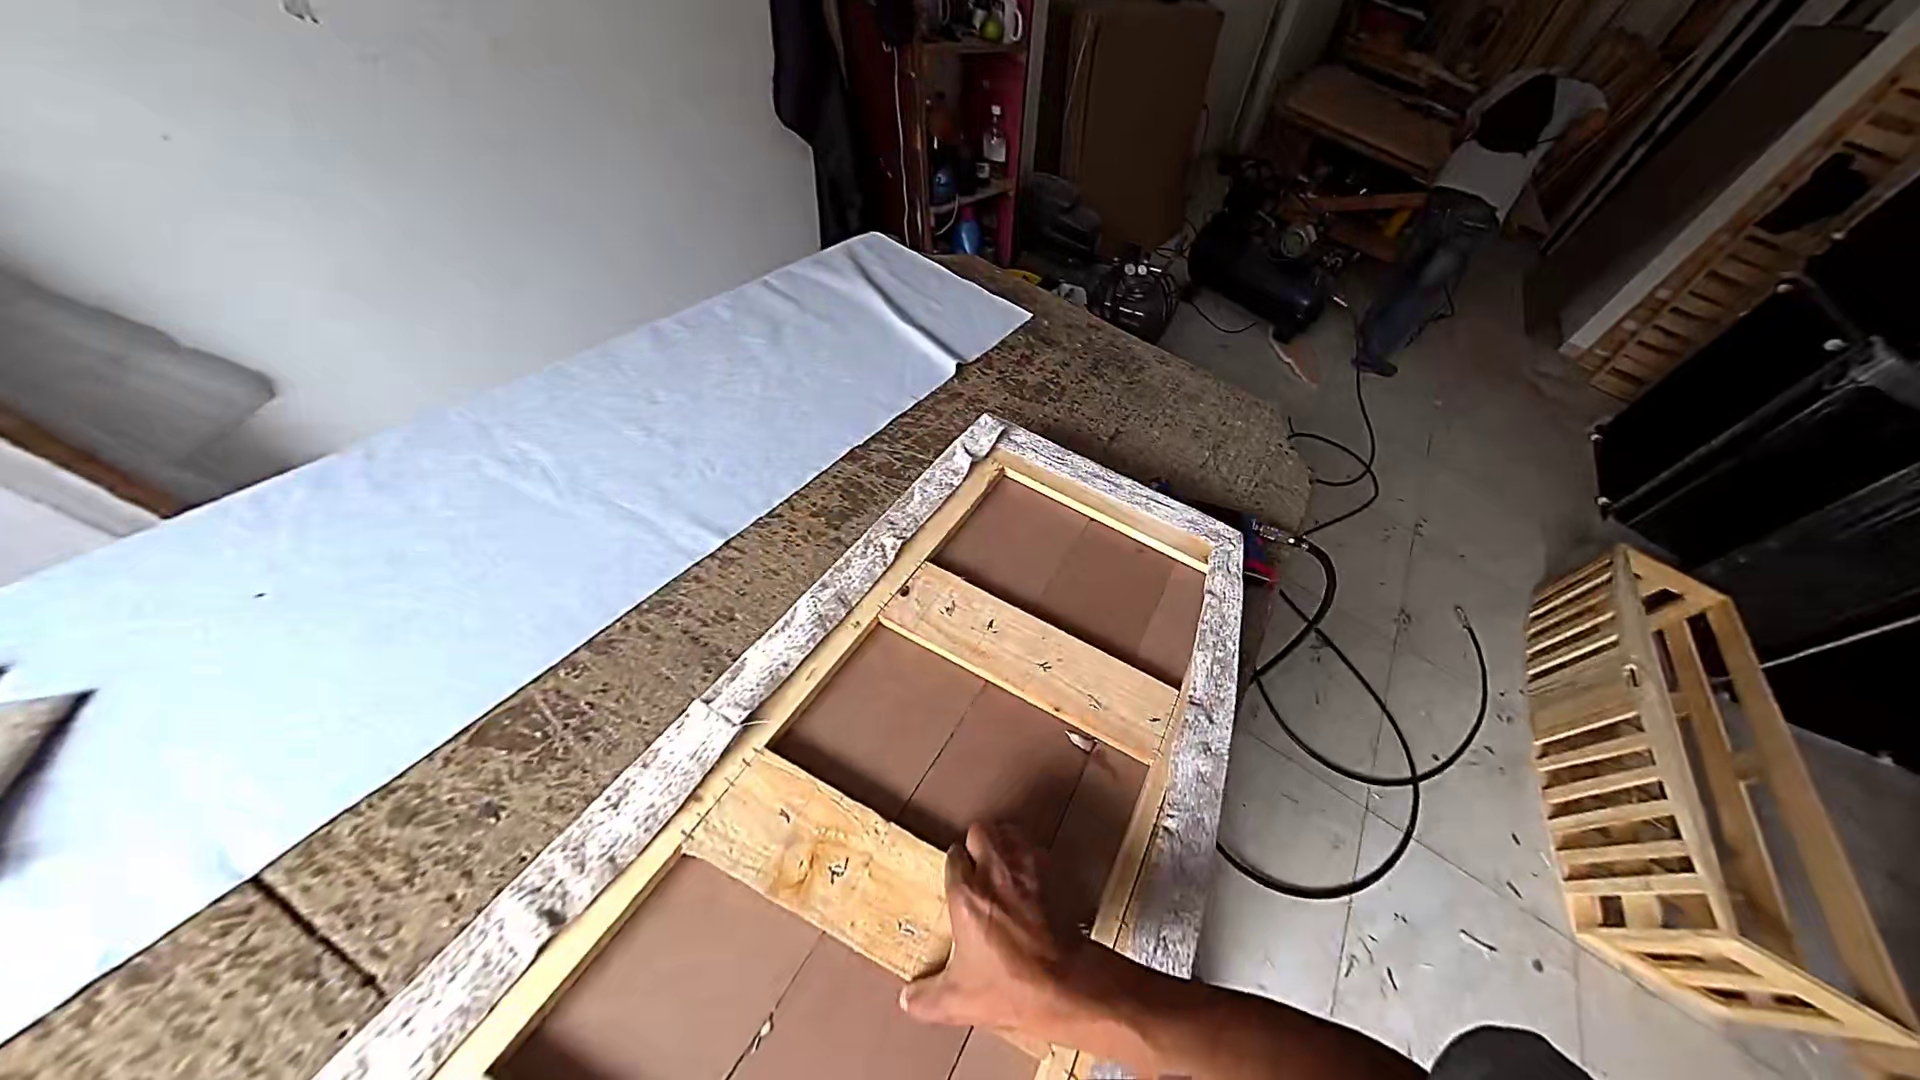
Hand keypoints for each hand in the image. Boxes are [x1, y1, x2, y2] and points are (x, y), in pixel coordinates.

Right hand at [898, 822, 1076, 1039]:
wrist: (1065, 986)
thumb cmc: (1014, 988)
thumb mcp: (960, 1001)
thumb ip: (927, 997)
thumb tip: (908, 998)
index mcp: (967, 895)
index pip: (953, 856)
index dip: (954, 864)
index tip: (956, 875)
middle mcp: (994, 873)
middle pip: (980, 830)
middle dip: (976, 842)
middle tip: (976, 859)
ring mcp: (1025, 869)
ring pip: (1008, 831)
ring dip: (1002, 840)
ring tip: (1000, 857)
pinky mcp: (1051, 873)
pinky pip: (1034, 847)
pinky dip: (1028, 853)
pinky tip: (1026, 871)